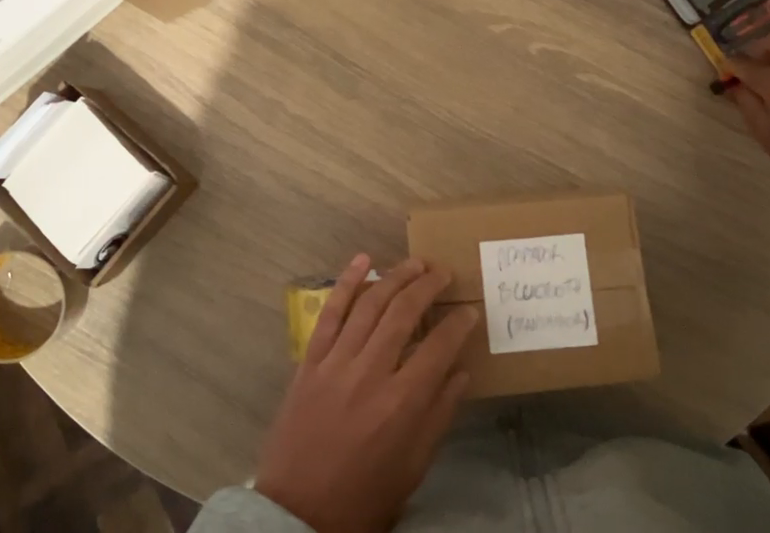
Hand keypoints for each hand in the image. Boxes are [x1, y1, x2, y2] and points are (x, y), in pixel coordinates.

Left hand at [255, 255, 479, 532]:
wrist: (299, 512)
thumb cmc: (365, 495)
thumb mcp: (414, 466)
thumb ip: (439, 414)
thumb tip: (461, 372)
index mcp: (402, 403)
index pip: (439, 346)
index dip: (459, 324)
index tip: (471, 310)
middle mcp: (370, 373)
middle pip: (404, 313)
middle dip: (428, 287)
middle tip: (445, 273)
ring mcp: (336, 363)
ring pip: (369, 305)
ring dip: (394, 277)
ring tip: (415, 263)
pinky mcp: (310, 362)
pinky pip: (330, 313)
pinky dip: (347, 283)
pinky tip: (363, 261)